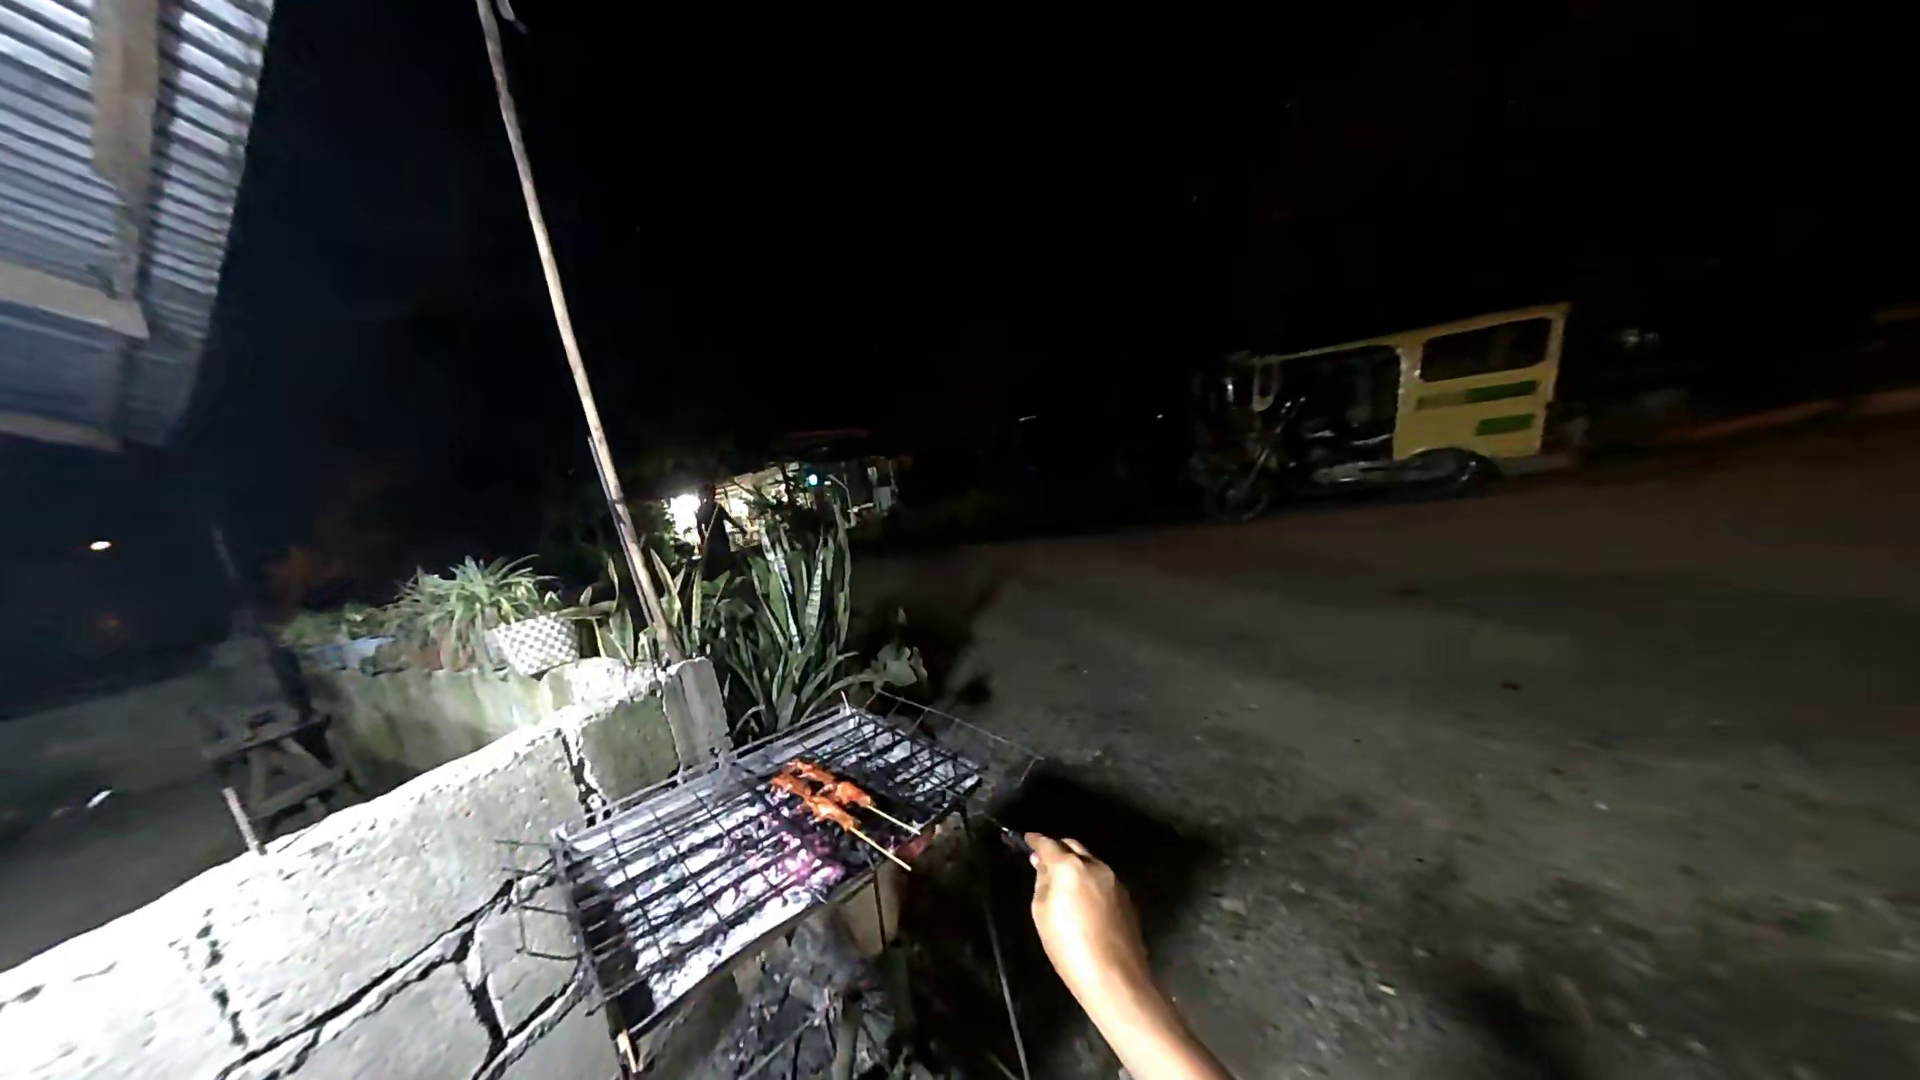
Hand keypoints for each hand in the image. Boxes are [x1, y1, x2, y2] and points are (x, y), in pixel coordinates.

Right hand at [1027, 833, 1152, 1007]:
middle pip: (1072, 845)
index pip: (1047, 844)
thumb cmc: (1069, 948)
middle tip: (1045, 862)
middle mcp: (1094, 865)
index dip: (1035, 840)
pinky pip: (1103, 878)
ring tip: (1066, 884)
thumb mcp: (1042, 914)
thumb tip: (1043, 865)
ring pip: (1089, 861)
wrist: (1116, 979)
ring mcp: (1113, 879)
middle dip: (1058, 849)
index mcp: (1069, 867)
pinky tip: (1086, 902)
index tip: (1027, 839)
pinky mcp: (1126, 896)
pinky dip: (1090, 880)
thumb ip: (1042, 882)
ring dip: (1076, 865)